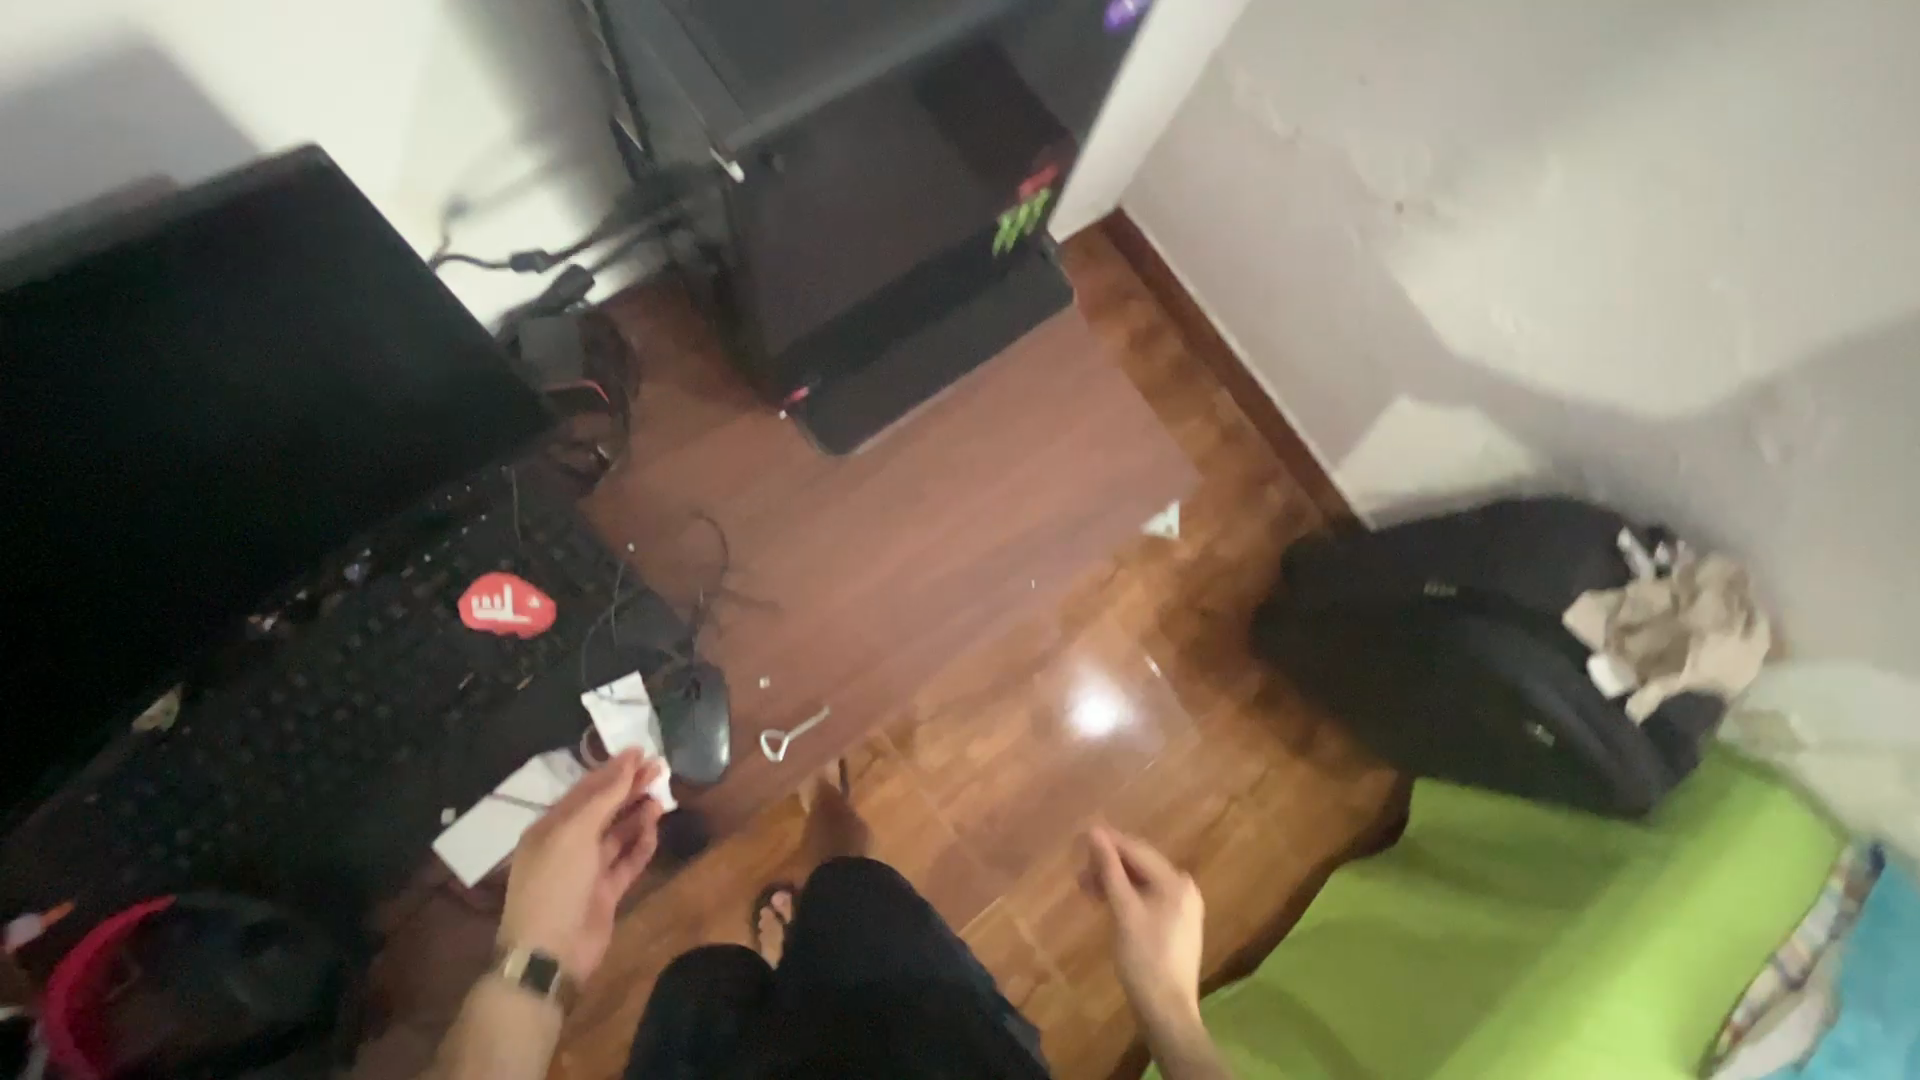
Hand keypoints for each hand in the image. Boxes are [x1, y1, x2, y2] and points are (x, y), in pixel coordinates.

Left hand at [499, 750, 664, 980]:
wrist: (550, 953)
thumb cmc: (555, 883)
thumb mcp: (575, 832)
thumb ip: (604, 796)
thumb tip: (628, 760)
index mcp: (550, 828)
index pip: (585, 790)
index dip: (613, 769)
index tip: (641, 751)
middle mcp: (567, 845)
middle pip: (604, 808)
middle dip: (630, 787)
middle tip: (660, 768)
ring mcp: (587, 870)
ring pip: (618, 833)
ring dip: (638, 814)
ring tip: (662, 797)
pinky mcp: (606, 891)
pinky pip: (628, 860)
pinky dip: (642, 844)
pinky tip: (655, 829)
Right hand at [1083, 825, 1205, 1033]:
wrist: (1167, 1012)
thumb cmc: (1144, 959)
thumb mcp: (1124, 911)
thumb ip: (1110, 870)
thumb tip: (1094, 832)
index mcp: (1175, 882)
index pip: (1136, 850)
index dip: (1108, 842)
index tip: (1080, 835)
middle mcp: (1183, 888)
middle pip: (1140, 864)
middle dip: (1108, 863)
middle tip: (1078, 868)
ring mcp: (1181, 906)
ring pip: (1141, 881)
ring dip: (1113, 880)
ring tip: (1084, 885)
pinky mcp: (1174, 923)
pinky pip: (1146, 897)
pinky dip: (1124, 895)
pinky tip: (1103, 900)